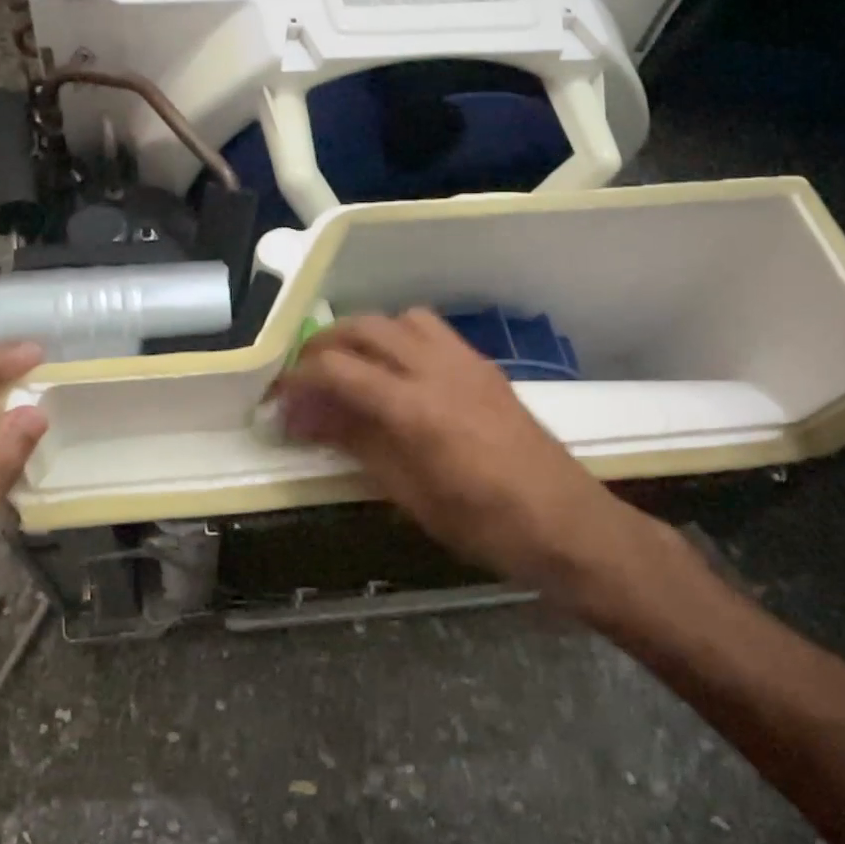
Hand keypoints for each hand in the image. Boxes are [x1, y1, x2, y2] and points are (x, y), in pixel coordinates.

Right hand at [276, 309, 666, 609]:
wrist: (566, 523)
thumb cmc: (483, 524)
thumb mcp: (409, 494)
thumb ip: (357, 444)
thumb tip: (306, 418)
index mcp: (414, 407)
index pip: (337, 369)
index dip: (297, 379)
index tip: (278, 400)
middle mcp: (438, 369)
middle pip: (365, 328)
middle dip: (324, 346)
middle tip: (304, 380)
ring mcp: (467, 363)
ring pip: (402, 319)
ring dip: (367, 335)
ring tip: (351, 372)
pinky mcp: (486, 369)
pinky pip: (434, 333)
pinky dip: (402, 340)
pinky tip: (398, 378)